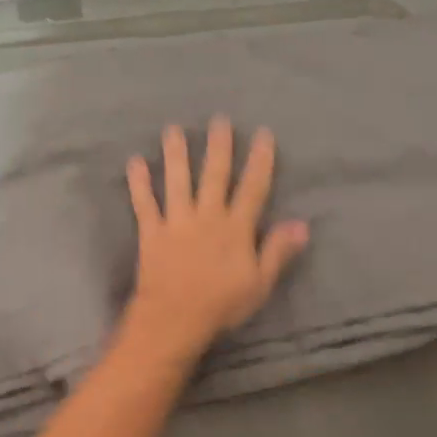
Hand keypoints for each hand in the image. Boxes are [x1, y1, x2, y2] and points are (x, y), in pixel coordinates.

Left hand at [123, 116, 310, 353]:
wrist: (175, 317)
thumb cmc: (221, 305)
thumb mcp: (260, 283)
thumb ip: (278, 251)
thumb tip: (302, 223)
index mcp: (236, 228)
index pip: (252, 188)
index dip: (259, 161)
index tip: (262, 134)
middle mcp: (207, 217)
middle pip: (214, 176)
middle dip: (218, 146)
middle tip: (218, 120)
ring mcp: (176, 222)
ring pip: (177, 181)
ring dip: (176, 154)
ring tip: (173, 130)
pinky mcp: (151, 232)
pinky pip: (144, 203)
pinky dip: (138, 183)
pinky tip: (134, 162)